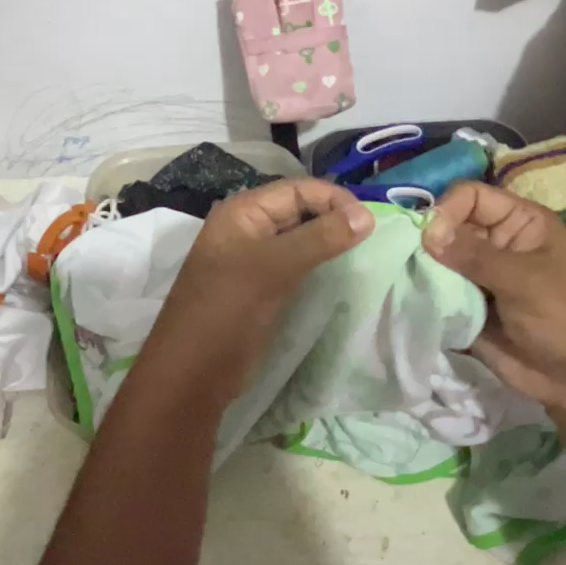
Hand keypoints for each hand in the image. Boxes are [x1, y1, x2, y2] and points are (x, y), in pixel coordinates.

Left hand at [138, 178, 374, 410]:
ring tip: (365, 255)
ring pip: (300, 241)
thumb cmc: (226, 311)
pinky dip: (319, 267)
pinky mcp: (262, 291)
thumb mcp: (272, 268)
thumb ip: (319, 238)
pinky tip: (342, 277)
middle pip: (299, 211)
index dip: (333, 198)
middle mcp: (247, 231)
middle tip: (374, 238)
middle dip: (334, 218)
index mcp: (241, 213)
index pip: (296, 190)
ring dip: (329, 244)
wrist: (192, 375)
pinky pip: (296, 267)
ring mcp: (253, 262)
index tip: (371, 221)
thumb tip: (368, 214)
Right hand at [420, 182, 565, 414]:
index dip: (447, 208)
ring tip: (405, 283)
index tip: (427, 237)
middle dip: (427, 241)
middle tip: (405, 261)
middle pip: (449, 226)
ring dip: (421, 270)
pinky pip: (437, 294)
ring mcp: (480, 278)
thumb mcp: (524, 280)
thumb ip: (473, 254)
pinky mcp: (467, 309)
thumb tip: (425, 230)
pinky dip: (423, 297)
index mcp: (520, 223)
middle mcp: (498, 245)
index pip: (471, 196)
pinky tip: (410, 303)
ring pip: (438, 261)